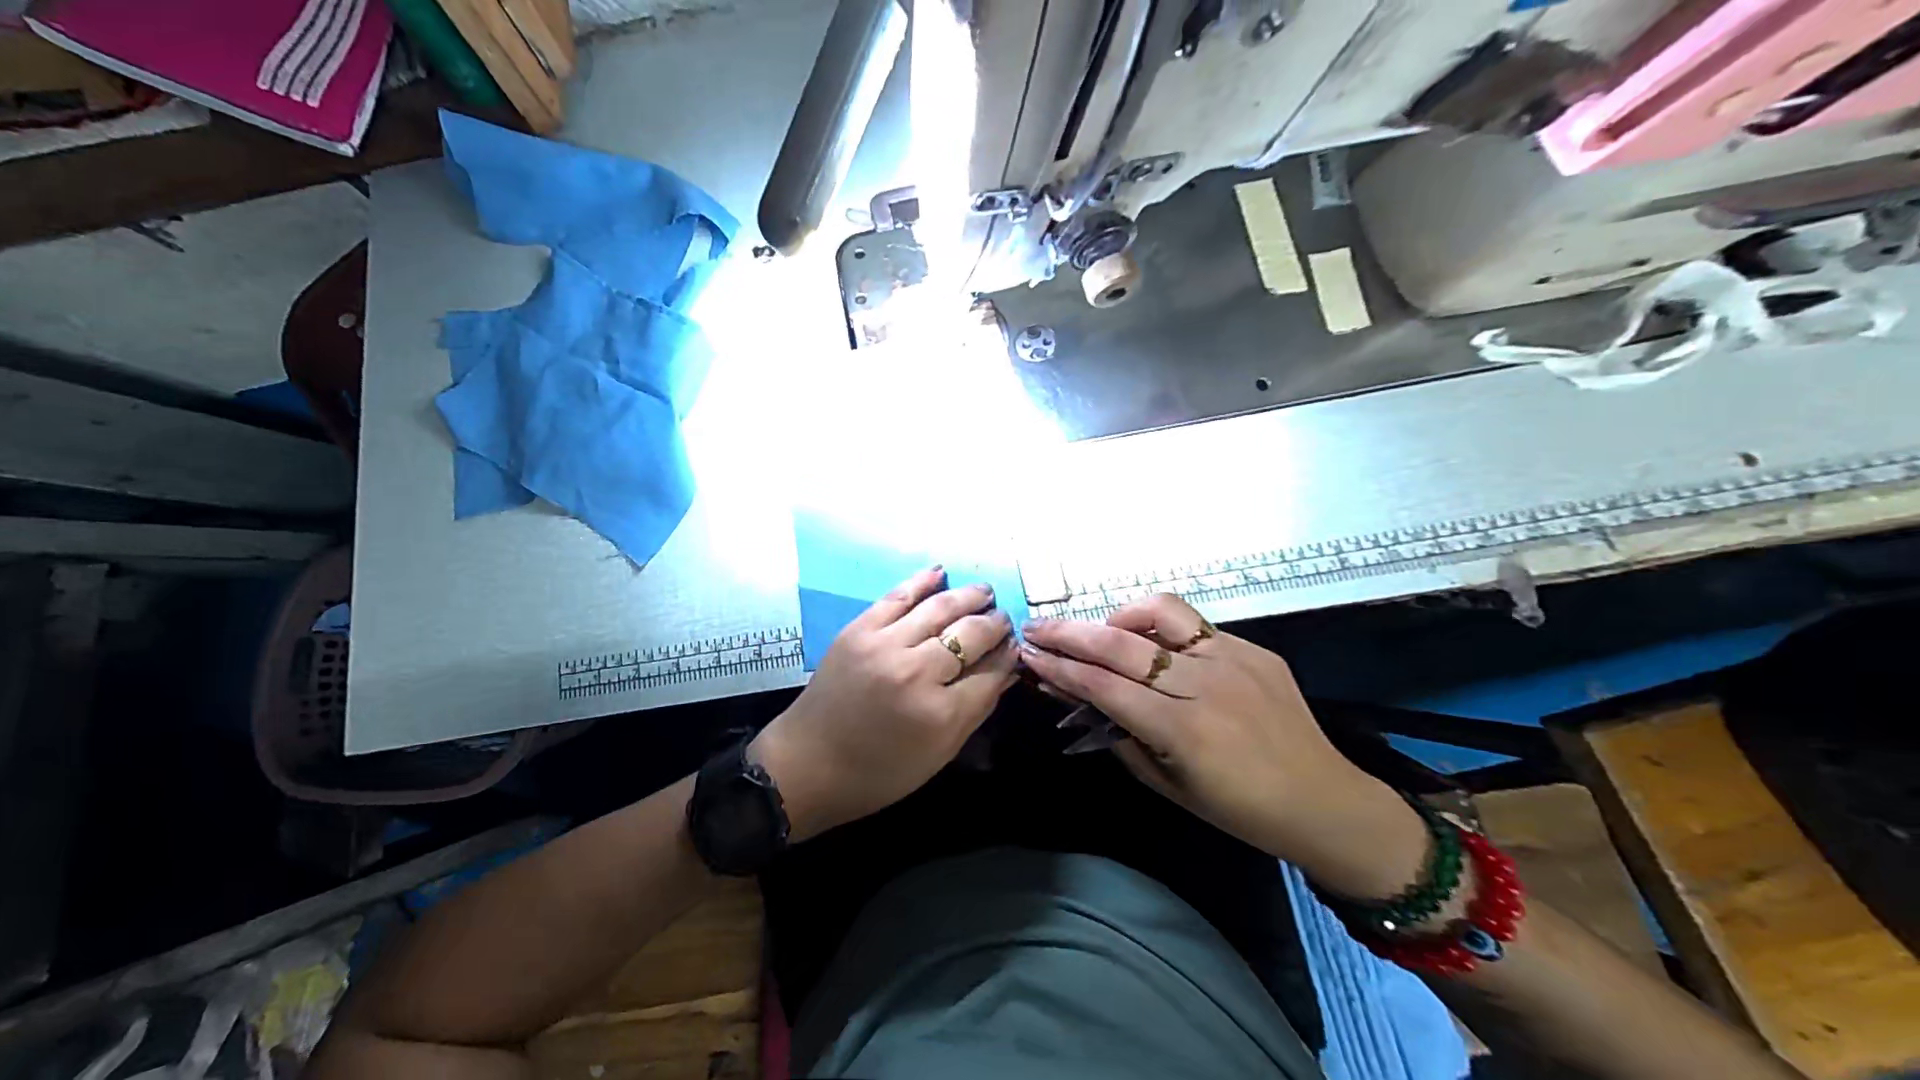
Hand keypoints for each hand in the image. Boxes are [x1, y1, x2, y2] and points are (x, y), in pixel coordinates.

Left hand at [750, 567, 1018, 841]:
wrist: (808, 763)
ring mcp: (885, 645)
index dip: (1008, 656)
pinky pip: (898, 596)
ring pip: (940, 608)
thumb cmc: (878, 772)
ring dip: (968, 596)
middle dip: (994, 624)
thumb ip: (976, 708)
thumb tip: (1007, 668)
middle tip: (1002, 619)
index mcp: (940, 713)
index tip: (1015, 645)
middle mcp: (917, 672)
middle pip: (971, 634)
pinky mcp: (859, 629)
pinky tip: (941, 573)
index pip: (991, 672)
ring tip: (984, 592)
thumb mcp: (938, 753)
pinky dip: (922, 581)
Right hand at [1020, 594, 1428, 899]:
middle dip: (1069, 633)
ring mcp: (1233, 658)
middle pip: (1120, 643)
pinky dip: (1160, 628)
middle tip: (1037, 628)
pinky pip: (1194, 624)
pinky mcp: (1253, 647)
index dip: (1059, 668)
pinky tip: (1151, 644)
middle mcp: (1205, 684)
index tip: (1028, 656)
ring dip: (1118, 616)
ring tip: (1100, 631)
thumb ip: (1119, 736)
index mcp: (1183, 730)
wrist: (1323, 800)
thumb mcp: (1167, 785)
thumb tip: (1078, 699)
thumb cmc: (1238, 809)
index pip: (1103, 686)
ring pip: (1159, 613)